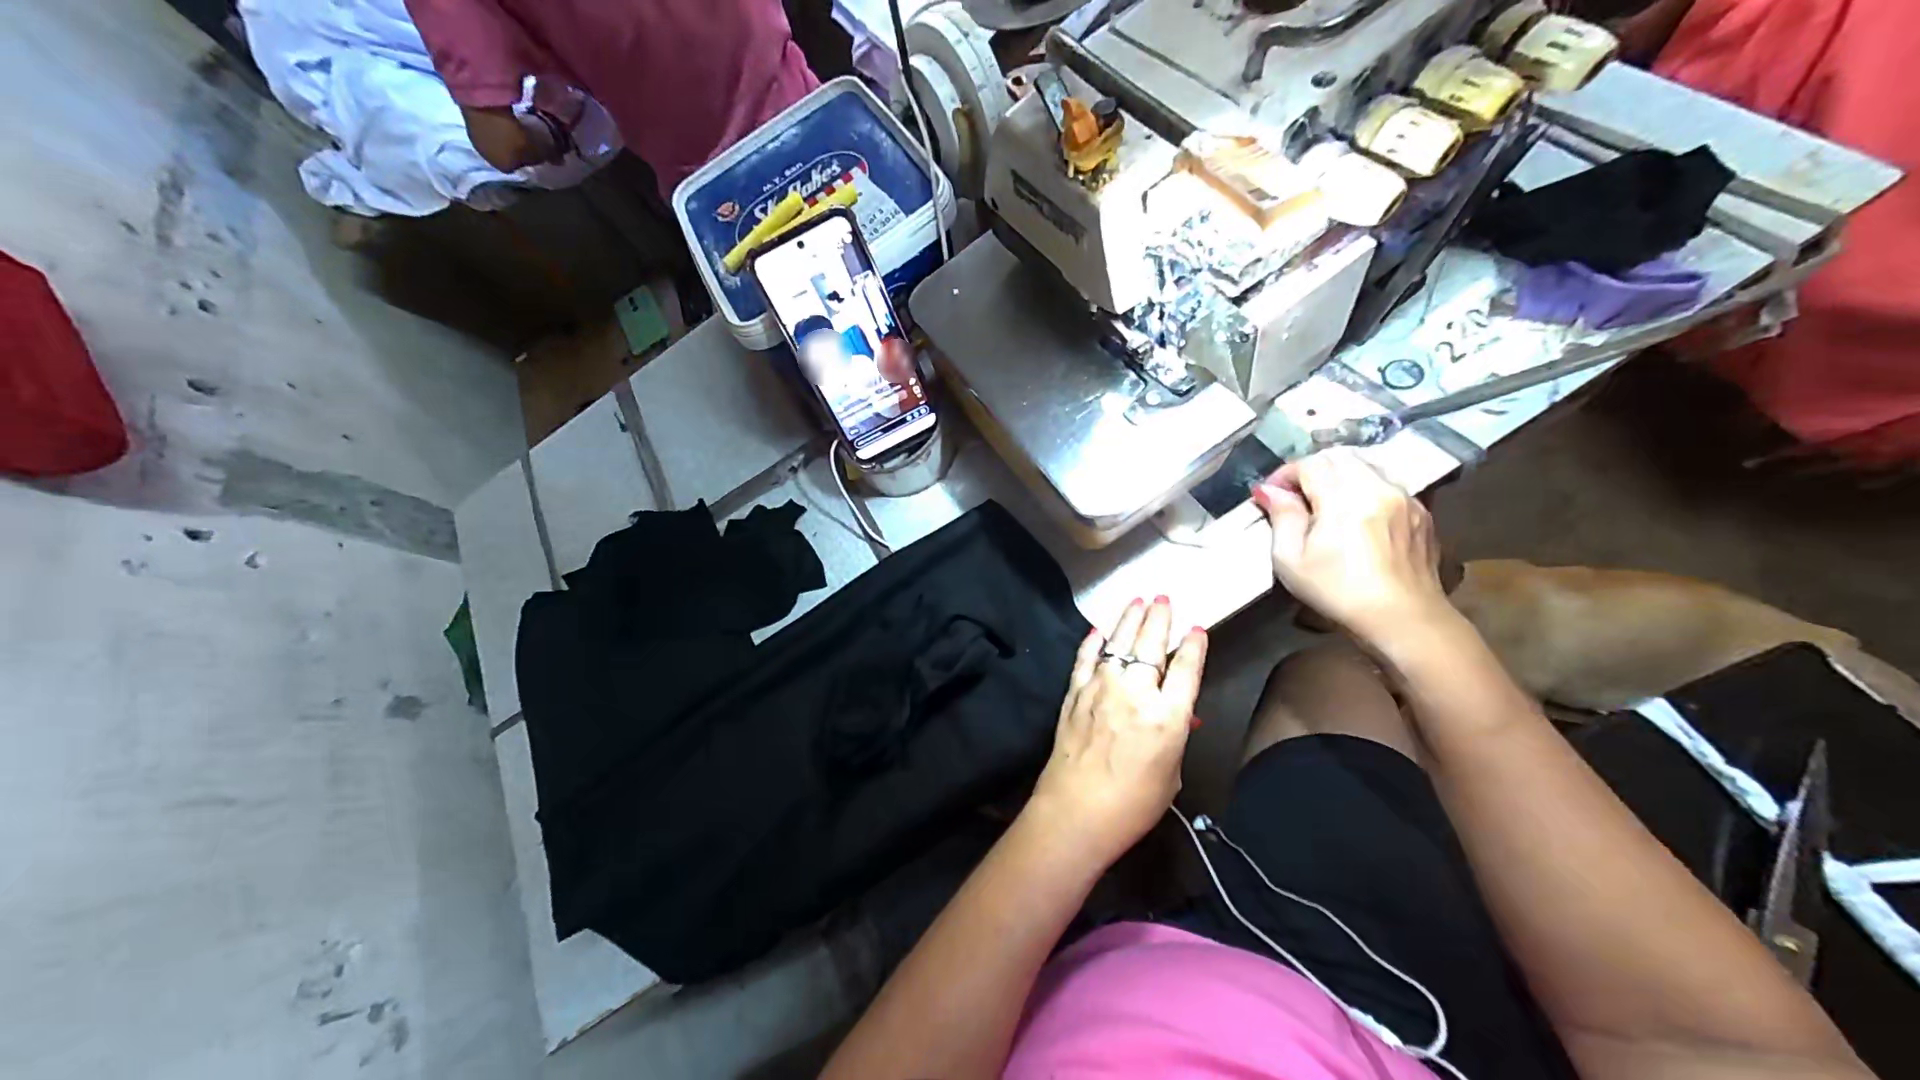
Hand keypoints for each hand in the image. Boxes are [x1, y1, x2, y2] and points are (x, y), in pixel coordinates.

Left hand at [1029, 598, 1206, 864]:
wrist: (1076, 811)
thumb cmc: (1132, 804)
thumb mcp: (1170, 772)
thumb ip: (1173, 735)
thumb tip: (1174, 714)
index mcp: (1167, 716)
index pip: (1187, 668)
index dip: (1194, 645)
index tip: (1197, 628)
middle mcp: (1135, 692)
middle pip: (1151, 644)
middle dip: (1160, 618)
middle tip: (1164, 599)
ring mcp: (1101, 688)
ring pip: (1118, 642)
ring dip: (1129, 619)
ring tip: (1138, 600)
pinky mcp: (1075, 693)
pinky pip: (1085, 658)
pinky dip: (1093, 641)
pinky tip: (1099, 629)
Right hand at [1252, 448, 1450, 649]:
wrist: (1404, 619)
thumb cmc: (1339, 593)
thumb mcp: (1292, 560)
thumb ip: (1282, 517)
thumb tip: (1269, 491)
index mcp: (1345, 498)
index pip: (1310, 463)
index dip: (1285, 474)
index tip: (1271, 494)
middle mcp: (1379, 488)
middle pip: (1339, 457)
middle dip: (1312, 470)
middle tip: (1296, 497)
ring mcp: (1406, 498)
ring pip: (1366, 466)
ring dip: (1340, 477)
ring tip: (1325, 505)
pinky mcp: (1421, 512)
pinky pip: (1387, 485)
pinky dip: (1365, 490)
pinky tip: (1356, 518)